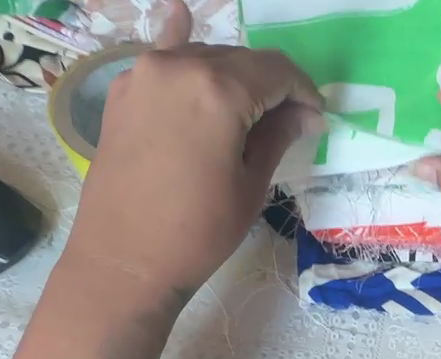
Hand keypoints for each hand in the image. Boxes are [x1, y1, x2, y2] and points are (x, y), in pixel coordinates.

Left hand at [64, 2, 322, 301]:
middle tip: (291, 121)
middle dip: (271, 85)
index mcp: (217, 90)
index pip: (275, 70)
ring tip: (251, 111)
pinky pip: (163, 58)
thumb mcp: (251, 185)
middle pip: (240, 58)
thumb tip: (304, 114)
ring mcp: (142, 72)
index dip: (304, 91)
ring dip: (234, 76)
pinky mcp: (123, 89)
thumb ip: (277, 137)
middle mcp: (177, 65)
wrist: (127, 254)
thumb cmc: (200, 229)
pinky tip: (183, 20)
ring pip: (204, 56)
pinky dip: (182, 44)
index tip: (317, 119)